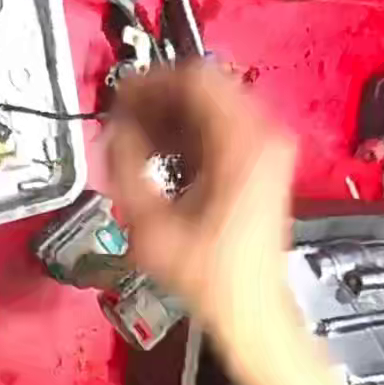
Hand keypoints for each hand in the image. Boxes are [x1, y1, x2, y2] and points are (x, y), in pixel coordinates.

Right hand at [106, 66, 299, 341]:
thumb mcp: (150, 223)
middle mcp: (264, 137)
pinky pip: (223, 131)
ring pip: (212, 108)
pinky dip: (189, 137)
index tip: (121, 97)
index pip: (195, 78)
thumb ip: (124, 168)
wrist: (250, 306)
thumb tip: (114, 134)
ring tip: (138, 141)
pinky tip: (162, 158)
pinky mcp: (264, 165)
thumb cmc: (209, 274)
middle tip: (124, 120)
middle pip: (204, 89)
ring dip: (171, 120)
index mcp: (242, 143)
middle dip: (157, 101)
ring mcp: (268, 150)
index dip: (150, 82)